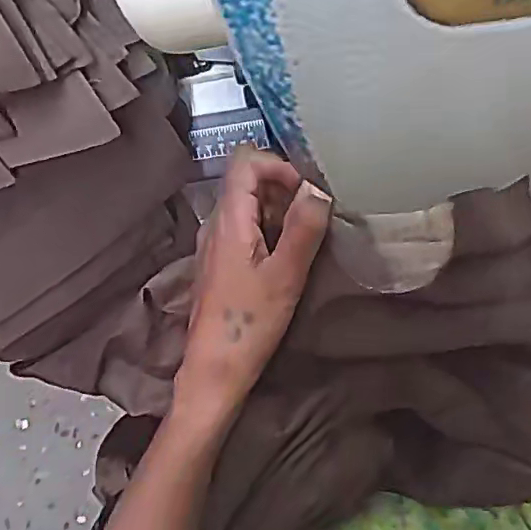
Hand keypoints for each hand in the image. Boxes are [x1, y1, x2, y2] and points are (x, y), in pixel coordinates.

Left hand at [172, 147, 331, 425]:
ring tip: (302, 241)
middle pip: (247, 180)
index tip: (306, 195)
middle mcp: (214, 223)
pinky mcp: (218, 263)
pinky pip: (243, 228)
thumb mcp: (286, 274)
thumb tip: (317, 188)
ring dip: (278, 212)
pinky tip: (283, 260)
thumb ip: (303, 227)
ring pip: (247, 205)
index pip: (246, 161)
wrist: (214, 368)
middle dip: (283, 189)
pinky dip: (267, 231)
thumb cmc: (250, 322)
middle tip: (311, 220)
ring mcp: (213, 243)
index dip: (280, 167)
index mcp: (228, 219)